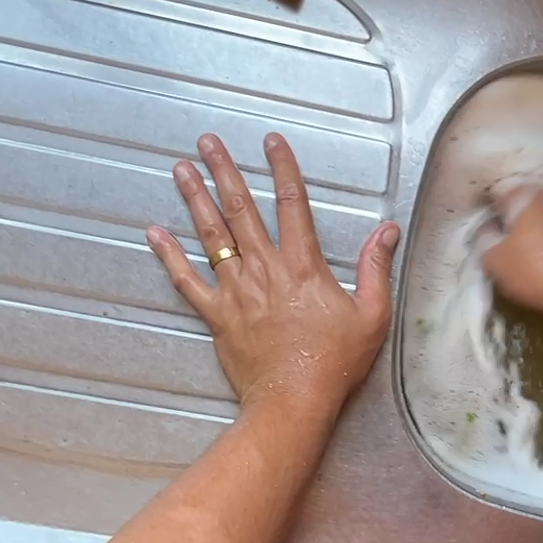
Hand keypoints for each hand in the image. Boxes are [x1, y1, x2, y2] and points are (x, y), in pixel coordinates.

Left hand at [147, 133, 399, 419]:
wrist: (295, 401)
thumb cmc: (335, 361)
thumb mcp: (371, 314)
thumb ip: (375, 268)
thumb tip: (387, 230)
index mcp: (303, 266)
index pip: (292, 204)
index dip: (282, 168)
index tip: (271, 141)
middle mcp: (265, 270)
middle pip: (241, 210)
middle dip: (224, 171)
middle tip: (207, 141)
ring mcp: (237, 291)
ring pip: (212, 237)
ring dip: (195, 200)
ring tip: (181, 170)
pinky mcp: (217, 315)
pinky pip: (188, 281)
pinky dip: (170, 257)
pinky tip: (154, 233)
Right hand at [480, 189, 542, 316]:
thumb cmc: (533, 271)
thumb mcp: (493, 259)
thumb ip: (483, 239)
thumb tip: (488, 230)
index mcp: (526, 196)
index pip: (496, 195)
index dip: (485, 211)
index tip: (480, 228)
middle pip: (520, 204)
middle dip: (508, 219)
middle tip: (497, 239)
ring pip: (539, 217)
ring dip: (528, 229)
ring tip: (518, 251)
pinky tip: (540, 258)